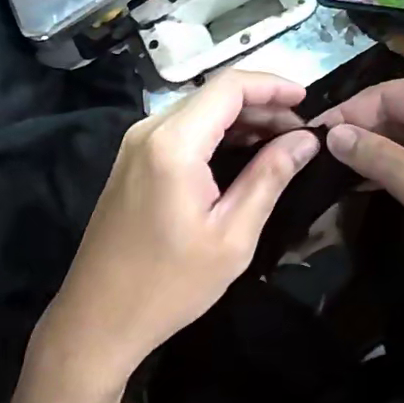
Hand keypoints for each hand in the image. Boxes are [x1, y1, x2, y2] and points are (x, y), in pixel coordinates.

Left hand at [31, 71, 318, 388]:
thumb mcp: (232, 236)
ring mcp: (137, 141)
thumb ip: (270, 177)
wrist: (97, 317)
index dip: (271, 85)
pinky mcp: (133, 157)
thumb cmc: (169, 284)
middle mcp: (151, 129)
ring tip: (280, 141)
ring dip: (240, 118)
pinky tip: (242, 152)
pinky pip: (181, 127)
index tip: (307, 99)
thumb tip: (306, 140)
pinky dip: (216, 131)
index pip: (229, 86)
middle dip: (261, 104)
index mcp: (174, 142)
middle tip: (300, 132)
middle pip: (213, 94)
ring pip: (198, 109)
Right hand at [315, 75, 403, 314]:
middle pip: (398, 111)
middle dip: (360, 136)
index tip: (307, 140)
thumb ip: (385, 162)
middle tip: (315, 164)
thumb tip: (331, 134)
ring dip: (376, 154)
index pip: (388, 94)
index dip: (347, 115)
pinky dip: (398, 168)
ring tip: (331, 175)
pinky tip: (367, 184)